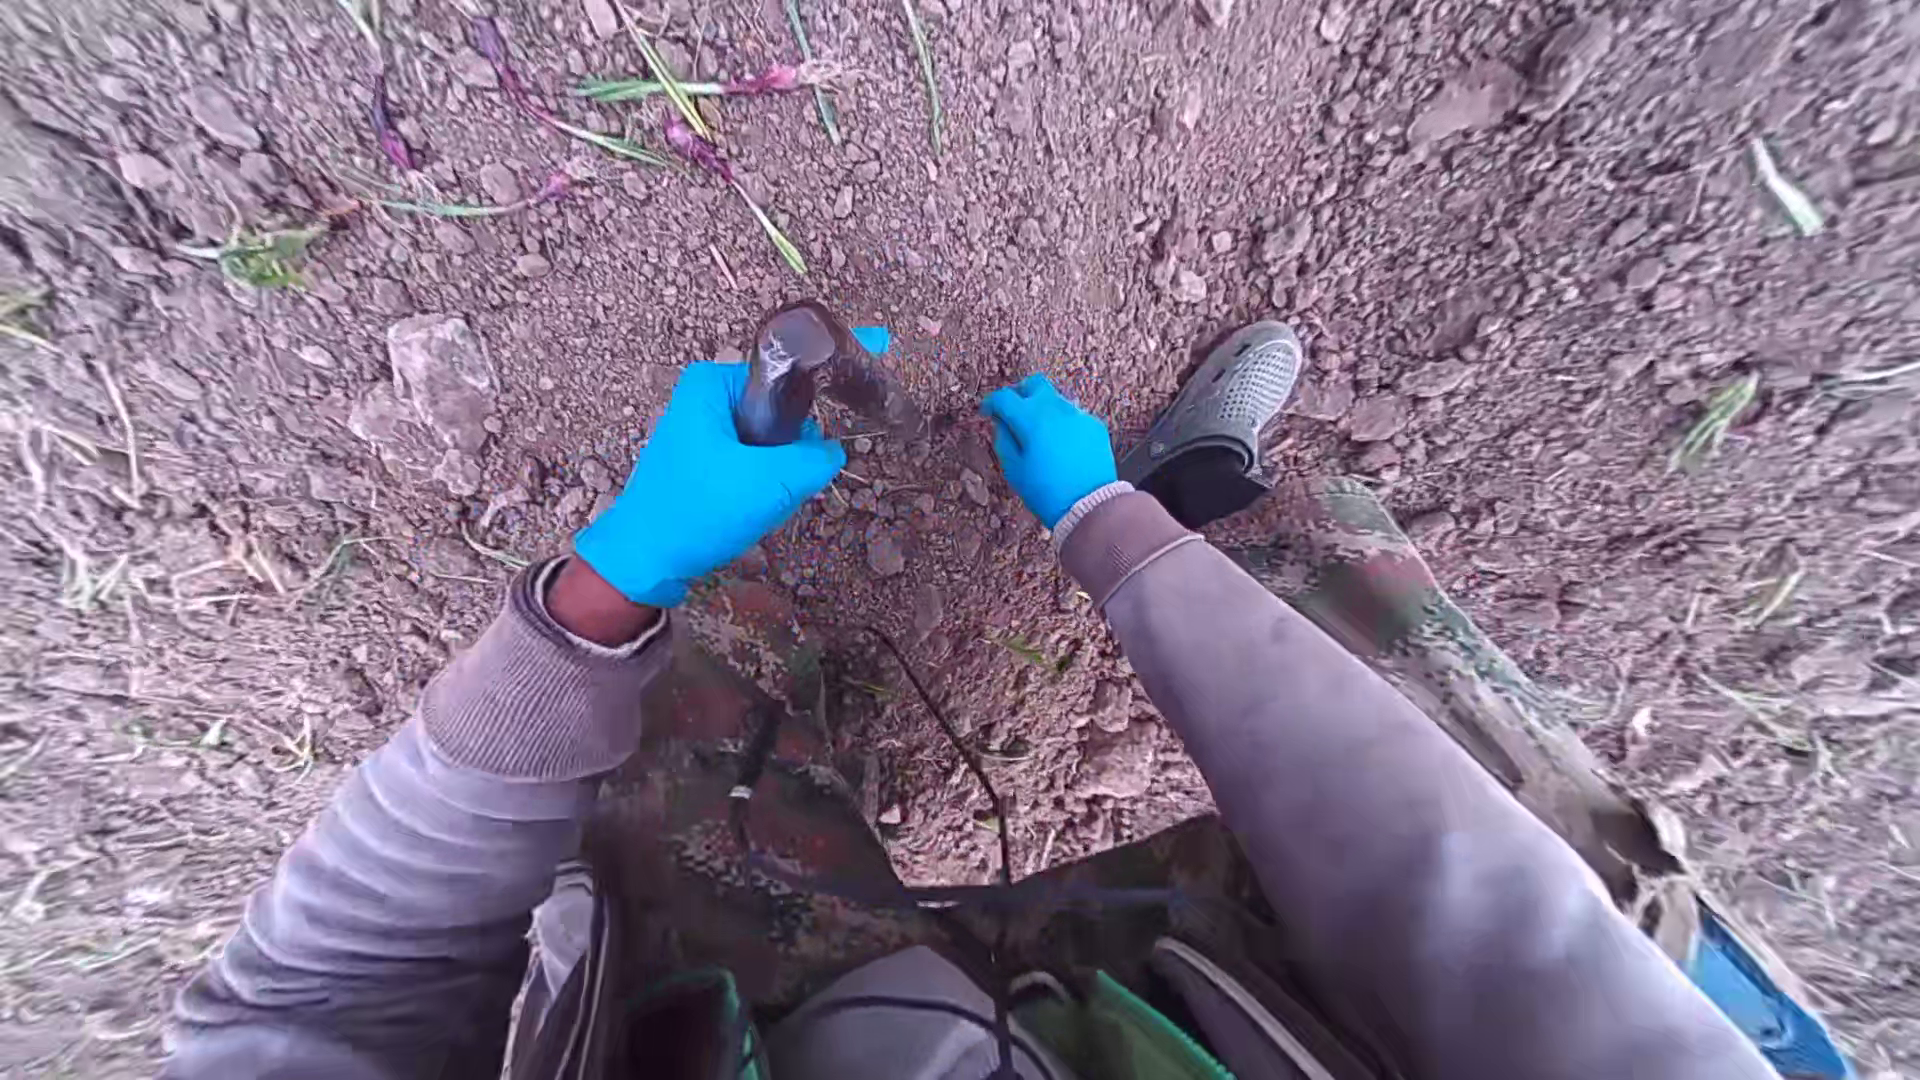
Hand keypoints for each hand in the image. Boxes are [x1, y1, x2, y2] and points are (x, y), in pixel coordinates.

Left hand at [575, 363, 845, 605]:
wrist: (645, 560)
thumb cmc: (699, 511)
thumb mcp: (769, 482)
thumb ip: (815, 458)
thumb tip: (831, 451)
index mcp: (714, 383)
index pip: (788, 365)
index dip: (832, 367)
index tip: (881, 346)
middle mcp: (709, 397)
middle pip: (785, 409)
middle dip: (798, 446)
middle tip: (793, 480)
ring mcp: (708, 430)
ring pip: (774, 440)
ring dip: (784, 470)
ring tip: (768, 499)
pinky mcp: (709, 459)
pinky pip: (758, 460)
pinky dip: (768, 481)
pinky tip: (757, 505)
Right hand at [981, 374, 1117, 527]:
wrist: (1090, 506)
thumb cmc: (1047, 492)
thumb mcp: (1014, 470)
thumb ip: (1003, 440)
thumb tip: (1001, 423)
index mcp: (1032, 420)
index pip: (1005, 397)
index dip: (991, 403)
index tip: (987, 412)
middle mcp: (1057, 410)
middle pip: (1034, 384)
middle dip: (1019, 393)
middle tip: (1012, 412)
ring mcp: (1078, 416)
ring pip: (1055, 399)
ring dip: (1041, 409)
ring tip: (1037, 434)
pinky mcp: (1094, 426)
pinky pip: (1072, 415)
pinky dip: (1061, 423)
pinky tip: (1059, 445)